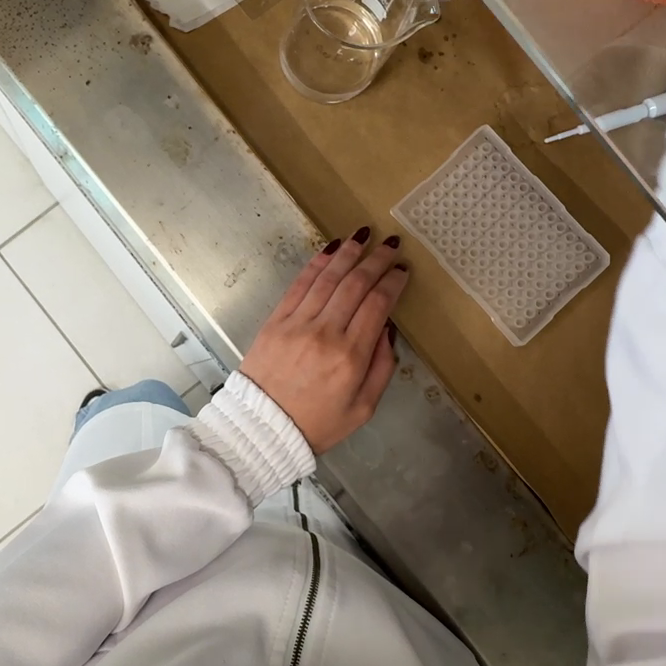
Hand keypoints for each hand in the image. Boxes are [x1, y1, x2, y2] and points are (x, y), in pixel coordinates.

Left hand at [241, 228, 408, 453]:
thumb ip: (382, 367)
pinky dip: (316, 264)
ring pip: (328, 279)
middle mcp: (325, 334)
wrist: (262, 429)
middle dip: (376, 260)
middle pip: (355, 285)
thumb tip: (386, 329)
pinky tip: (331, 250)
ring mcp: (298, 324)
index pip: (377, 305)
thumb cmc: (316, 424)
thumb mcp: (362, 408)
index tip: (402, 270)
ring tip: (364, 237)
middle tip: (391, 245)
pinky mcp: (276, 321)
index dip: (392, 283)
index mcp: (351, 357)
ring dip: (348, 254)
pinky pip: (299, 285)